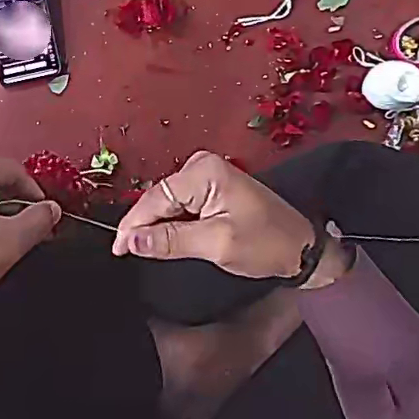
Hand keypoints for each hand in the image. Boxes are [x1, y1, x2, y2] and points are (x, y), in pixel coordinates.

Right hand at [114, 152, 349, 287]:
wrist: (301, 245)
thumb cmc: (264, 244)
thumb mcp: (216, 244)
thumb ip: (170, 240)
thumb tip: (131, 240)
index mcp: (204, 171)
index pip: (155, 198)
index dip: (133, 225)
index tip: (118, 250)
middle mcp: (202, 164)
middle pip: (159, 197)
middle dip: (144, 225)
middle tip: (129, 254)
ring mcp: (207, 173)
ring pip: (167, 201)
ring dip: (157, 225)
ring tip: (145, 249)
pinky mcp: (212, 185)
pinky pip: (181, 203)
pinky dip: (172, 222)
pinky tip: (166, 238)